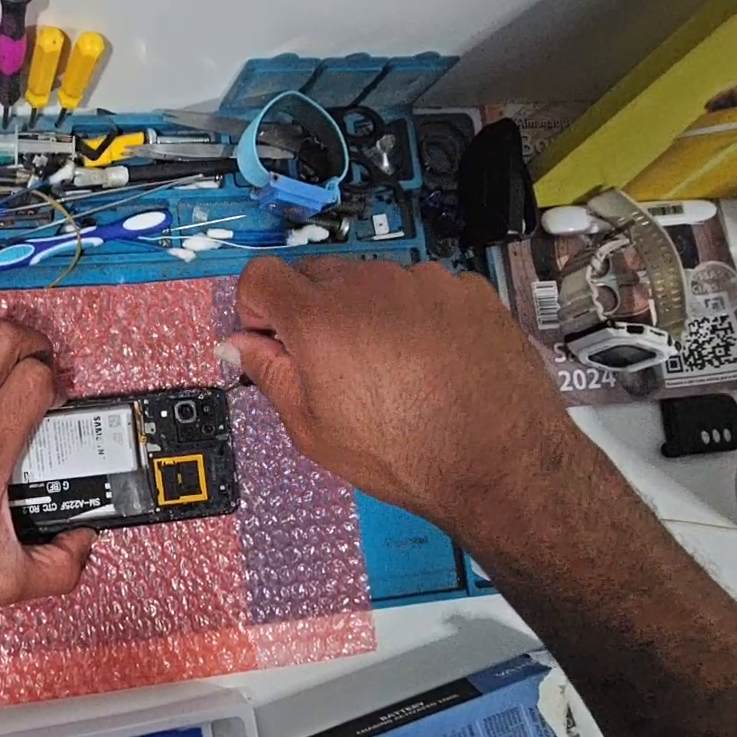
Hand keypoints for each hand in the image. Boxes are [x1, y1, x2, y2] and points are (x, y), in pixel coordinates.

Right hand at [220, 257, 586, 543]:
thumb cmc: (402, 452)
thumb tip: (236, 344)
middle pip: (312, 274)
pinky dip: (409, 313)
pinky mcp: (464, 289)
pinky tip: (424, 359)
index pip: (259, 275)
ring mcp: (421, 281)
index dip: (255, 309)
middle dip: (305, 310)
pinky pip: (417, 288)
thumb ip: (267, 373)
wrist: (501, 462)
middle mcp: (368, 285)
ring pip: (366, 280)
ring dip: (359, 310)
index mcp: (318, 318)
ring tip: (383, 366)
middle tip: (324, 362)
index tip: (270, 339)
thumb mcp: (311, 427)